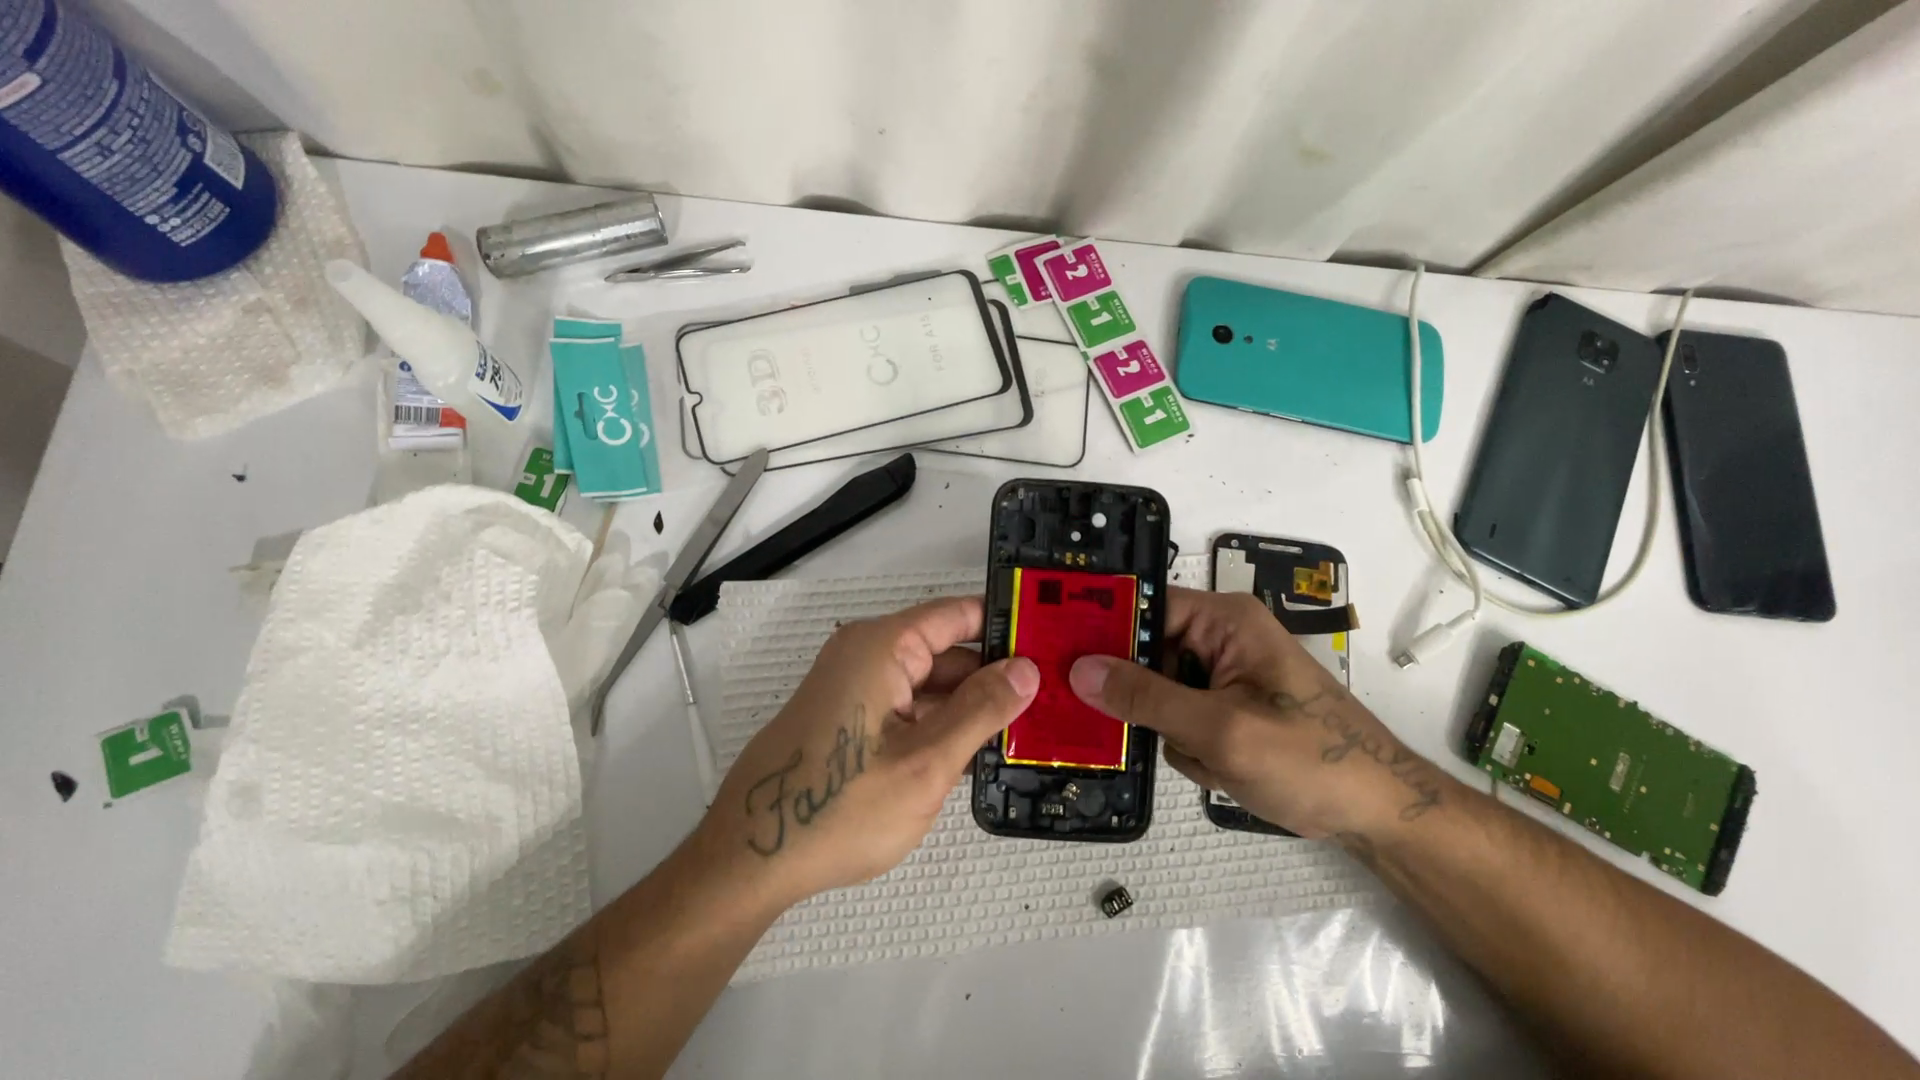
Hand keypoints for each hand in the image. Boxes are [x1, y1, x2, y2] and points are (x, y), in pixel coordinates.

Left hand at [696, 596, 1037, 909]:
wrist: (751, 858)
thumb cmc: (839, 809)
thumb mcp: (925, 763)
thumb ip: (981, 711)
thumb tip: (1027, 669)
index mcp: (882, 647)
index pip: (958, 614)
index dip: (1007, 626)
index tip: (1055, 645)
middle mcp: (865, 656)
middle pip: (945, 650)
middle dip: (995, 675)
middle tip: (1054, 703)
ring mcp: (853, 690)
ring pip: (928, 685)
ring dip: (970, 707)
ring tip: (1029, 732)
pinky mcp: (848, 722)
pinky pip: (906, 710)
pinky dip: (940, 726)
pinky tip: (978, 754)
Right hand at [1067, 587, 1454, 837]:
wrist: (1377, 813)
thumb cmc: (1311, 760)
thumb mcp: (1221, 729)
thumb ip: (1146, 698)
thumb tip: (1080, 670)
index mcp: (1225, 621)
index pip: (1144, 606)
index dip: (1101, 627)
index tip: (1056, 653)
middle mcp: (1221, 638)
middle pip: (1144, 652)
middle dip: (1139, 695)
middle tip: (1112, 724)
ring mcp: (1224, 677)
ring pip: (1155, 693)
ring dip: (1168, 730)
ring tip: (1206, 756)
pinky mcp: (1226, 711)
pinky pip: (1177, 720)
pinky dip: (1188, 748)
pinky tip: (1219, 768)